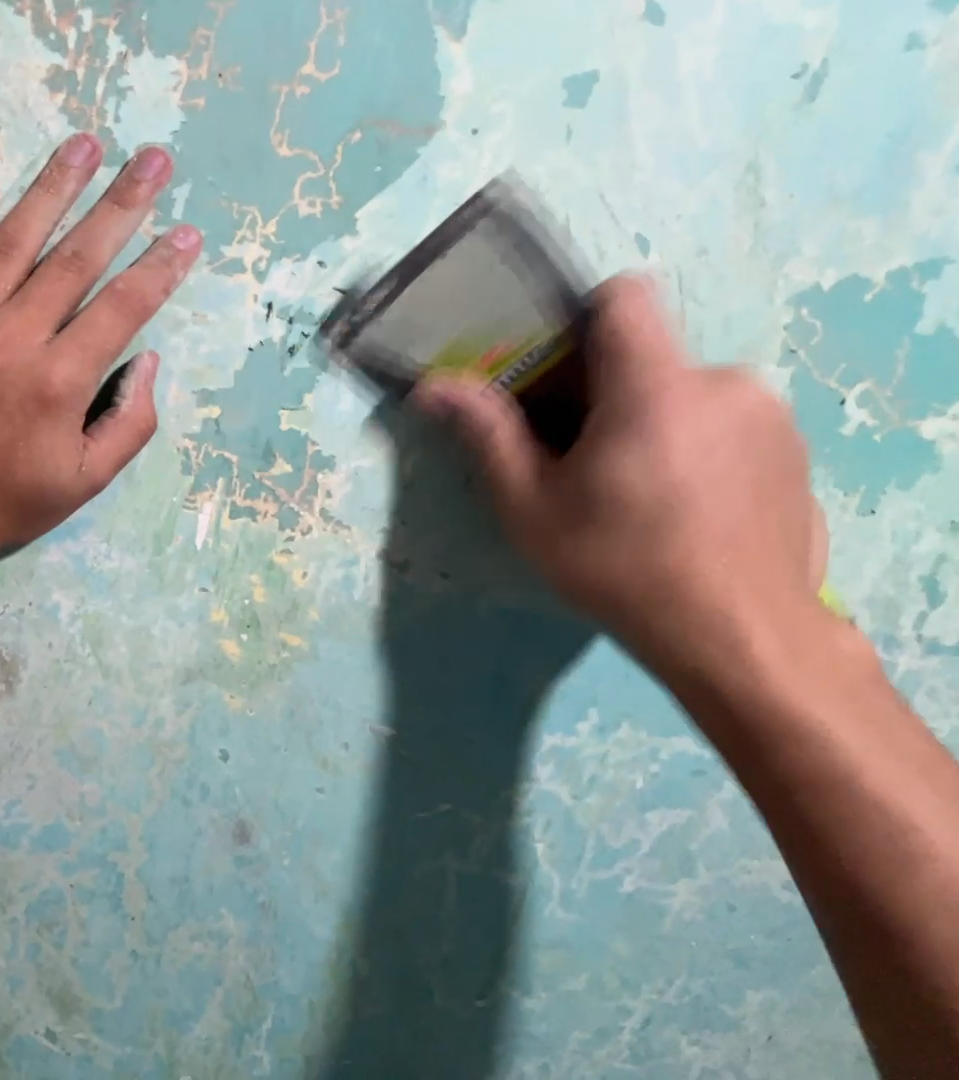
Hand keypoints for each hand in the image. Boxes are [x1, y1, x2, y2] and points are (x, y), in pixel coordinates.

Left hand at [0, 135, 201, 561]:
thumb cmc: (6, 502)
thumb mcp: (85, 481)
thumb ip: (129, 421)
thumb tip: (146, 358)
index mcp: (60, 381)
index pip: (123, 306)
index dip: (160, 268)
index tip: (188, 234)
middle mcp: (12, 341)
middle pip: (76, 259)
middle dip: (121, 205)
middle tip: (154, 159)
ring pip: (11, 245)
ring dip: (51, 191)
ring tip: (83, 146)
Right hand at [413, 275, 830, 676]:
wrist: (740, 635)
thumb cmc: (617, 564)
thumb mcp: (529, 505)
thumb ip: (487, 433)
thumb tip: (433, 386)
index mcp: (655, 386)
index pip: (624, 296)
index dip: (580, 315)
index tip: (550, 367)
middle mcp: (724, 382)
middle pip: (646, 357)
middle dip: (602, 392)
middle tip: (573, 458)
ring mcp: (770, 416)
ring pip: (685, 393)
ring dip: (648, 422)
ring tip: (627, 491)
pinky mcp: (795, 449)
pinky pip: (725, 424)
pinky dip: (691, 447)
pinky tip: (676, 508)